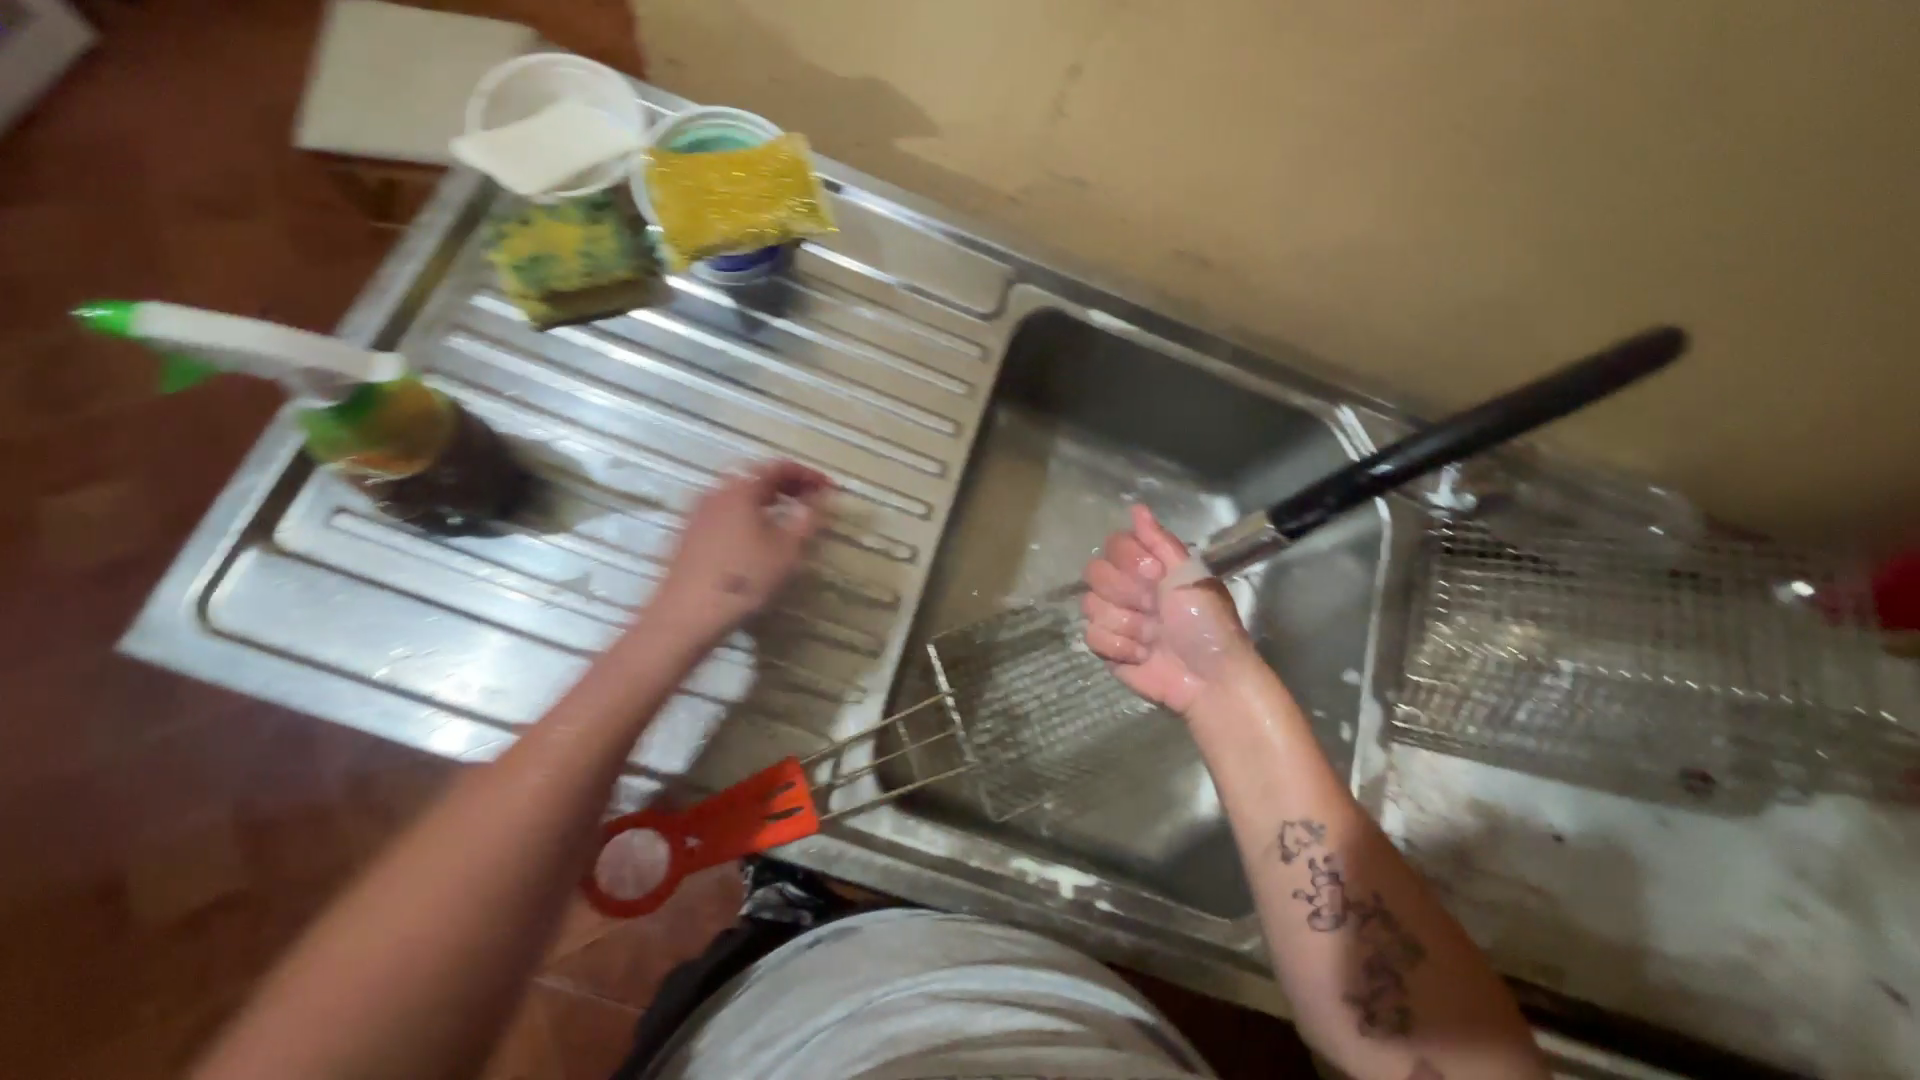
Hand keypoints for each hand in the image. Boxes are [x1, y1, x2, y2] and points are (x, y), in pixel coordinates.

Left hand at [649, 461, 830, 646]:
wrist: (686, 614)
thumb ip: (808, 518)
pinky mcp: (687, 535)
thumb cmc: (744, 579)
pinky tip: (754, 537)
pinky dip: (746, 514)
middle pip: (755, 476)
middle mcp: (716, 492)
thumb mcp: (788, 550)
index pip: (779, 466)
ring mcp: (697, 513)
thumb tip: (821, 498)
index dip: (808, 474)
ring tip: (785, 517)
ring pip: (737, 495)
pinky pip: (724, 512)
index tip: (829, 487)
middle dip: (786, 484)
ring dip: (765, 500)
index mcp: (742, 488)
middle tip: (809, 499)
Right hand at [1082, 505, 1257, 715]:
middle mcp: (1129, 589)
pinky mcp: (1108, 649)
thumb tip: (1136, 507)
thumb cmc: (1206, 623)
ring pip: (1090, 606)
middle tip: (1155, 609)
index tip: (1155, 576)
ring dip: (1128, 625)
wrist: (1210, 678)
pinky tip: (1143, 656)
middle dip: (1127, 594)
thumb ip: (1160, 541)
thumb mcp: (1190, 575)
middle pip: (1095, 573)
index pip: (1113, 545)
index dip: (1129, 561)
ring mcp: (1117, 618)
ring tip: (1154, 638)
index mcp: (1150, 567)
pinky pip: (1091, 636)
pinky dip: (1119, 648)